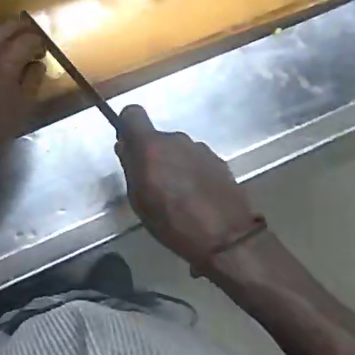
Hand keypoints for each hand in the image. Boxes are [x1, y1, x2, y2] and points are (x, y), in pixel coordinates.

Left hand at [0, 20, 46, 164]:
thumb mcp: (23, 109)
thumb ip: (33, 81)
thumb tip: (38, 64)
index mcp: (4, 64)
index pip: (26, 39)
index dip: (38, 41)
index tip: (44, 48)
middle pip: (5, 26)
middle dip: (22, 26)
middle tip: (33, 34)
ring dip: (4, 28)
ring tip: (15, 36)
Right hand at [115, 105, 261, 268]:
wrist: (228, 240)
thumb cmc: (173, 223)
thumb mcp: (139, 200)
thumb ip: (130, 167)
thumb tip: (126, 146)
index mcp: (151, 145)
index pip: (132, 113)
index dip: (128, 126)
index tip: (129, 146)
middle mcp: (176, 139)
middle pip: (157, 137)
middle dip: (154, 154)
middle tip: (154, 183)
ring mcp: (200, 149)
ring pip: (178, 149)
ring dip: (175, 164)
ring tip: (179, 195)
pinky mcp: (219, 161)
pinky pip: (196, 160)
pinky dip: (193, 172)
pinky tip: (198, 197)